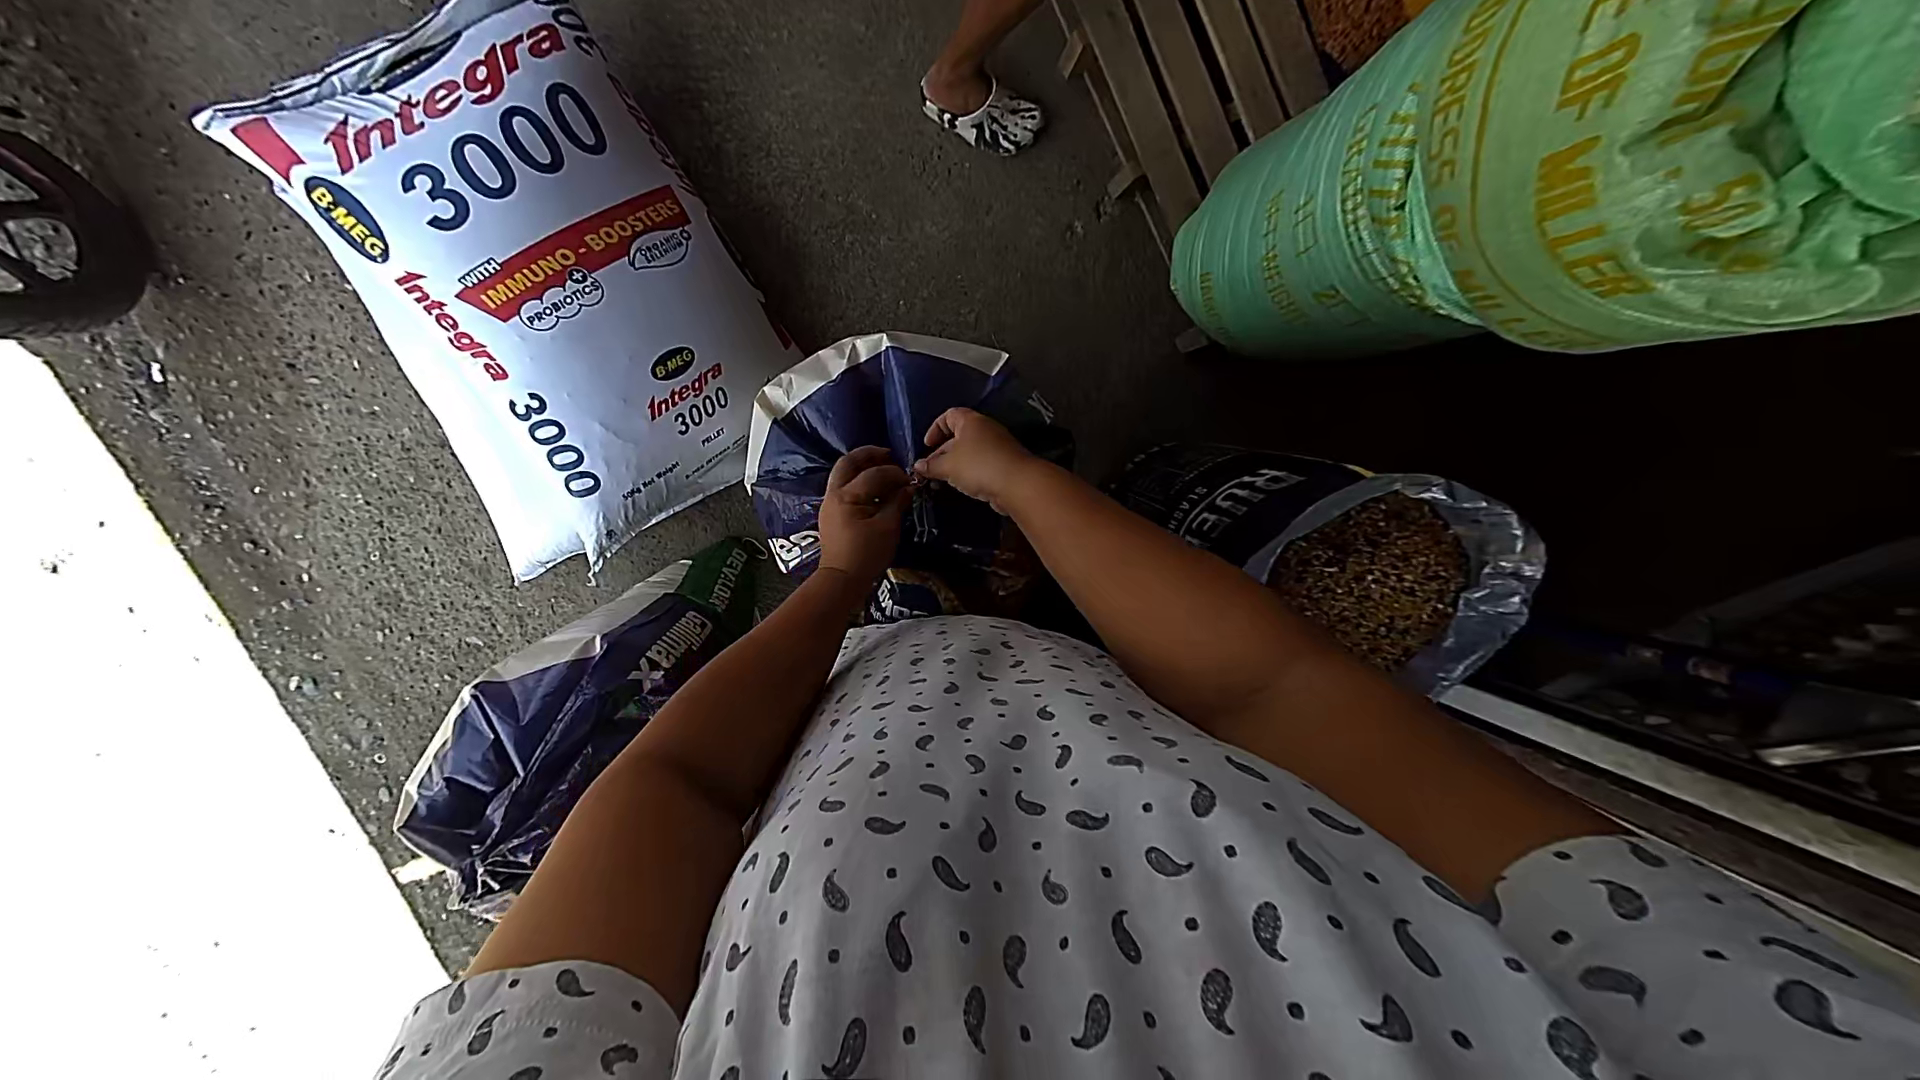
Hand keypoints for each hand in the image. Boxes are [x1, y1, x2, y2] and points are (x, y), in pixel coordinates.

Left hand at [817, 446, 910, 581]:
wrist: (842, 579)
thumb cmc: (866, 555)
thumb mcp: (888, 527)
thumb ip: (897, 502)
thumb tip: (908, 487)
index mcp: (847, 496)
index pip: (874, 474)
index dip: (894, 473)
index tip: (910, 480)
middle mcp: (834, 494)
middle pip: (848, 462)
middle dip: (869, 455)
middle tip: (889, 455)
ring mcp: (829, 503)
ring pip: (843, 473)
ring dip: (862, 467)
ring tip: (884, 469)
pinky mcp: (831, 513)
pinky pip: (843, 487)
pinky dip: (858, 481)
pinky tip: (875, 489)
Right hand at [911, 407, 1039, 513]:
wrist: (1017, 483)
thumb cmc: (978, 466)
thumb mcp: (948, 466)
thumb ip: (931, 466)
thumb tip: (917, 466)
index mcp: (970, 421)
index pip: (948, 415)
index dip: (935, 429)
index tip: (927, 446)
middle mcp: (985, 429)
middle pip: (958, 436)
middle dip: (941, 453)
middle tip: (930, 470)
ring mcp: (997, 446)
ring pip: (969, 453)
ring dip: (954, 466)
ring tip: (942, 482)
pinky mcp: (1004, 463)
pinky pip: (981, 464)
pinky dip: (969, 473)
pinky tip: (962, 487)